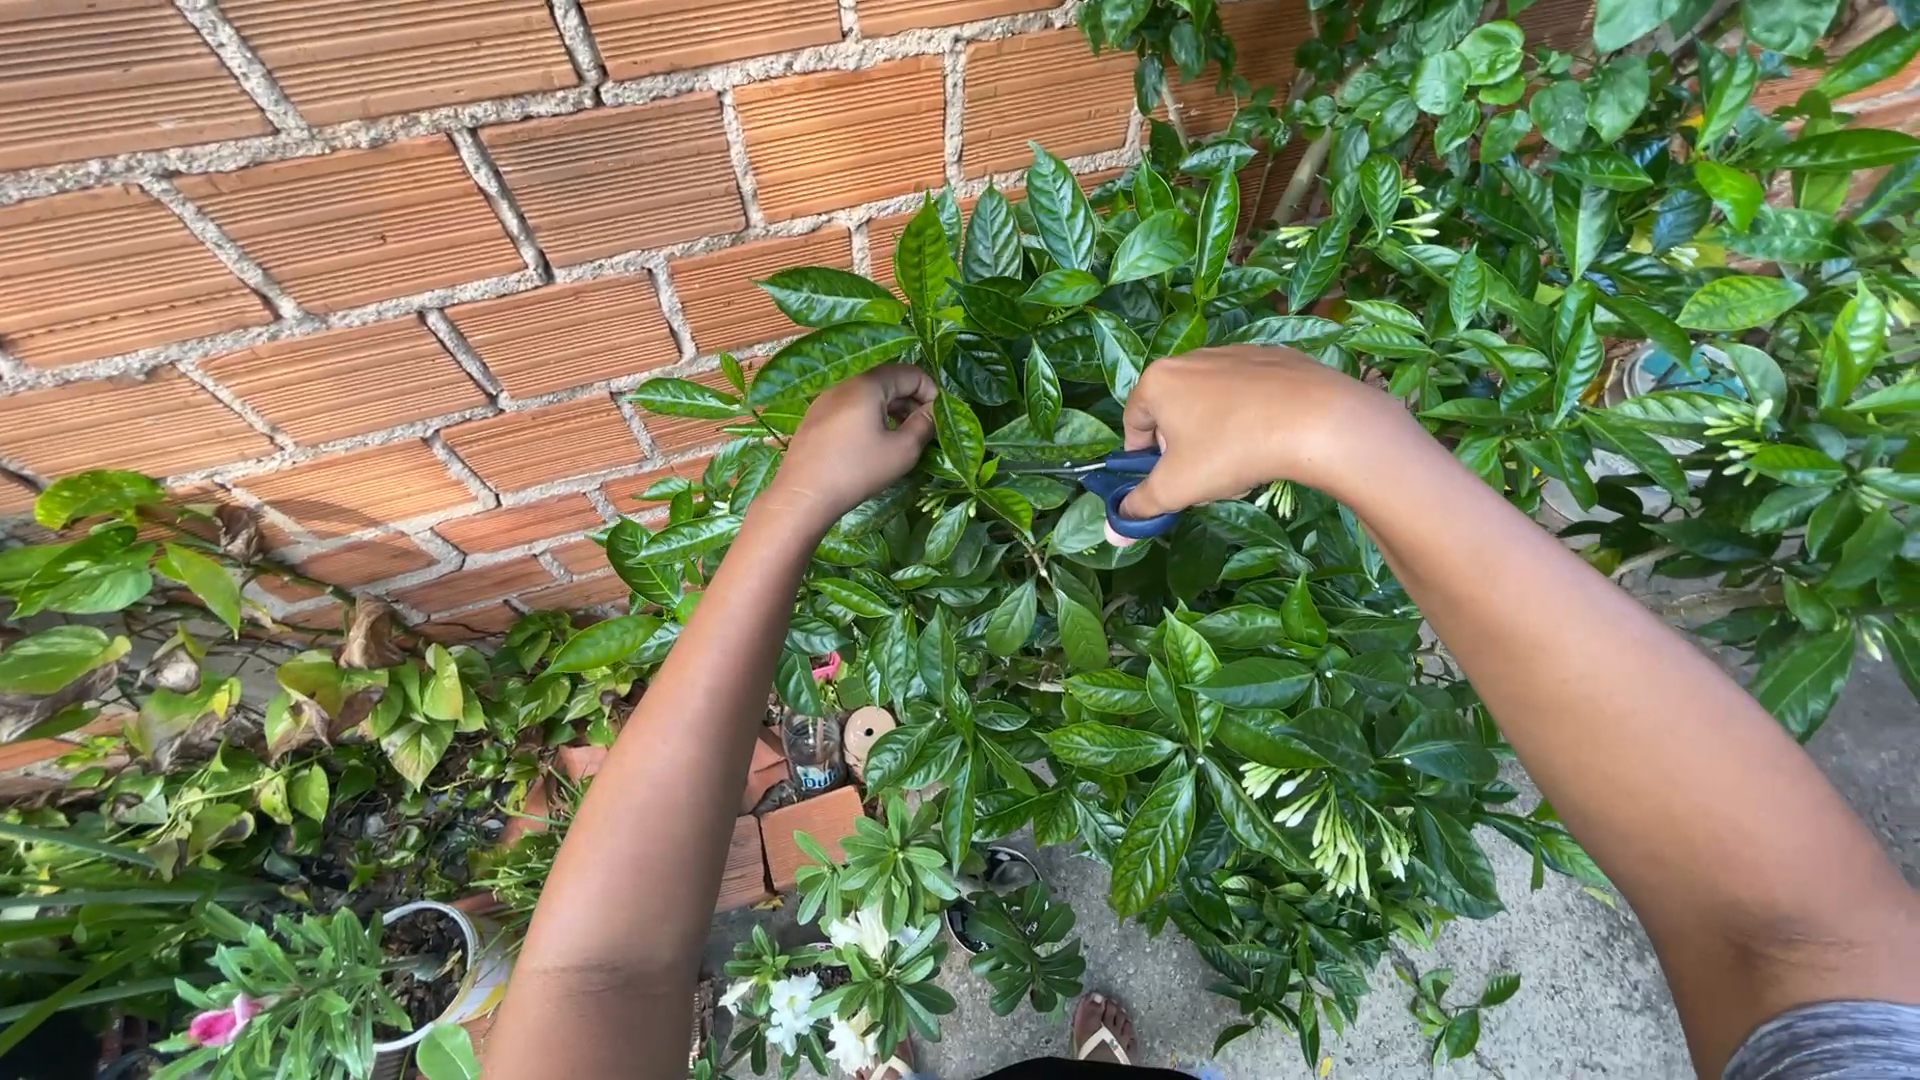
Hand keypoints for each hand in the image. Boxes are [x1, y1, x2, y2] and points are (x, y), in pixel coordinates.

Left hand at [759, 364, 936, 532]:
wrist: (804, 495)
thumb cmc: (857, 470)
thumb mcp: (902, 451)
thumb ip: (924, 425)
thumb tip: (933, 411)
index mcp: (868, 384)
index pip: (910, 373)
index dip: (931, 392)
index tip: (938, 418)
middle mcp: (845, 383)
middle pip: (888, 381)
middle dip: (911, 401)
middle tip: (923, 429)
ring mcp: (826, 399)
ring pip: (869, 395)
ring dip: (892, 410)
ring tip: (901, 438)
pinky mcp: (816, 417)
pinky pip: (851, 407)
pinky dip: (870, 417)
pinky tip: (872, 444)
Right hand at [1117, 345, 1414, 519]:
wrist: (1318, 421)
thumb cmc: (1231, 450)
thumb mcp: (1176, 488)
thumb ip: (1139, 508)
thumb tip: (1112, 532)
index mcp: (1159, 381)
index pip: (1133, 422)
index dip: (1144, 458)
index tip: (1167, 479)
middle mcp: (1191, 358)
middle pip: (1173, 413)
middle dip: (1184, 449)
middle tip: (1206, 476)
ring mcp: (1236, 352)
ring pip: (1211, 404)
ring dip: (1216, 436)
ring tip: (1242, 463)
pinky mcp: (1275, 356)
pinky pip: (1249, 393)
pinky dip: (1251, 418)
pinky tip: (1270, 440)